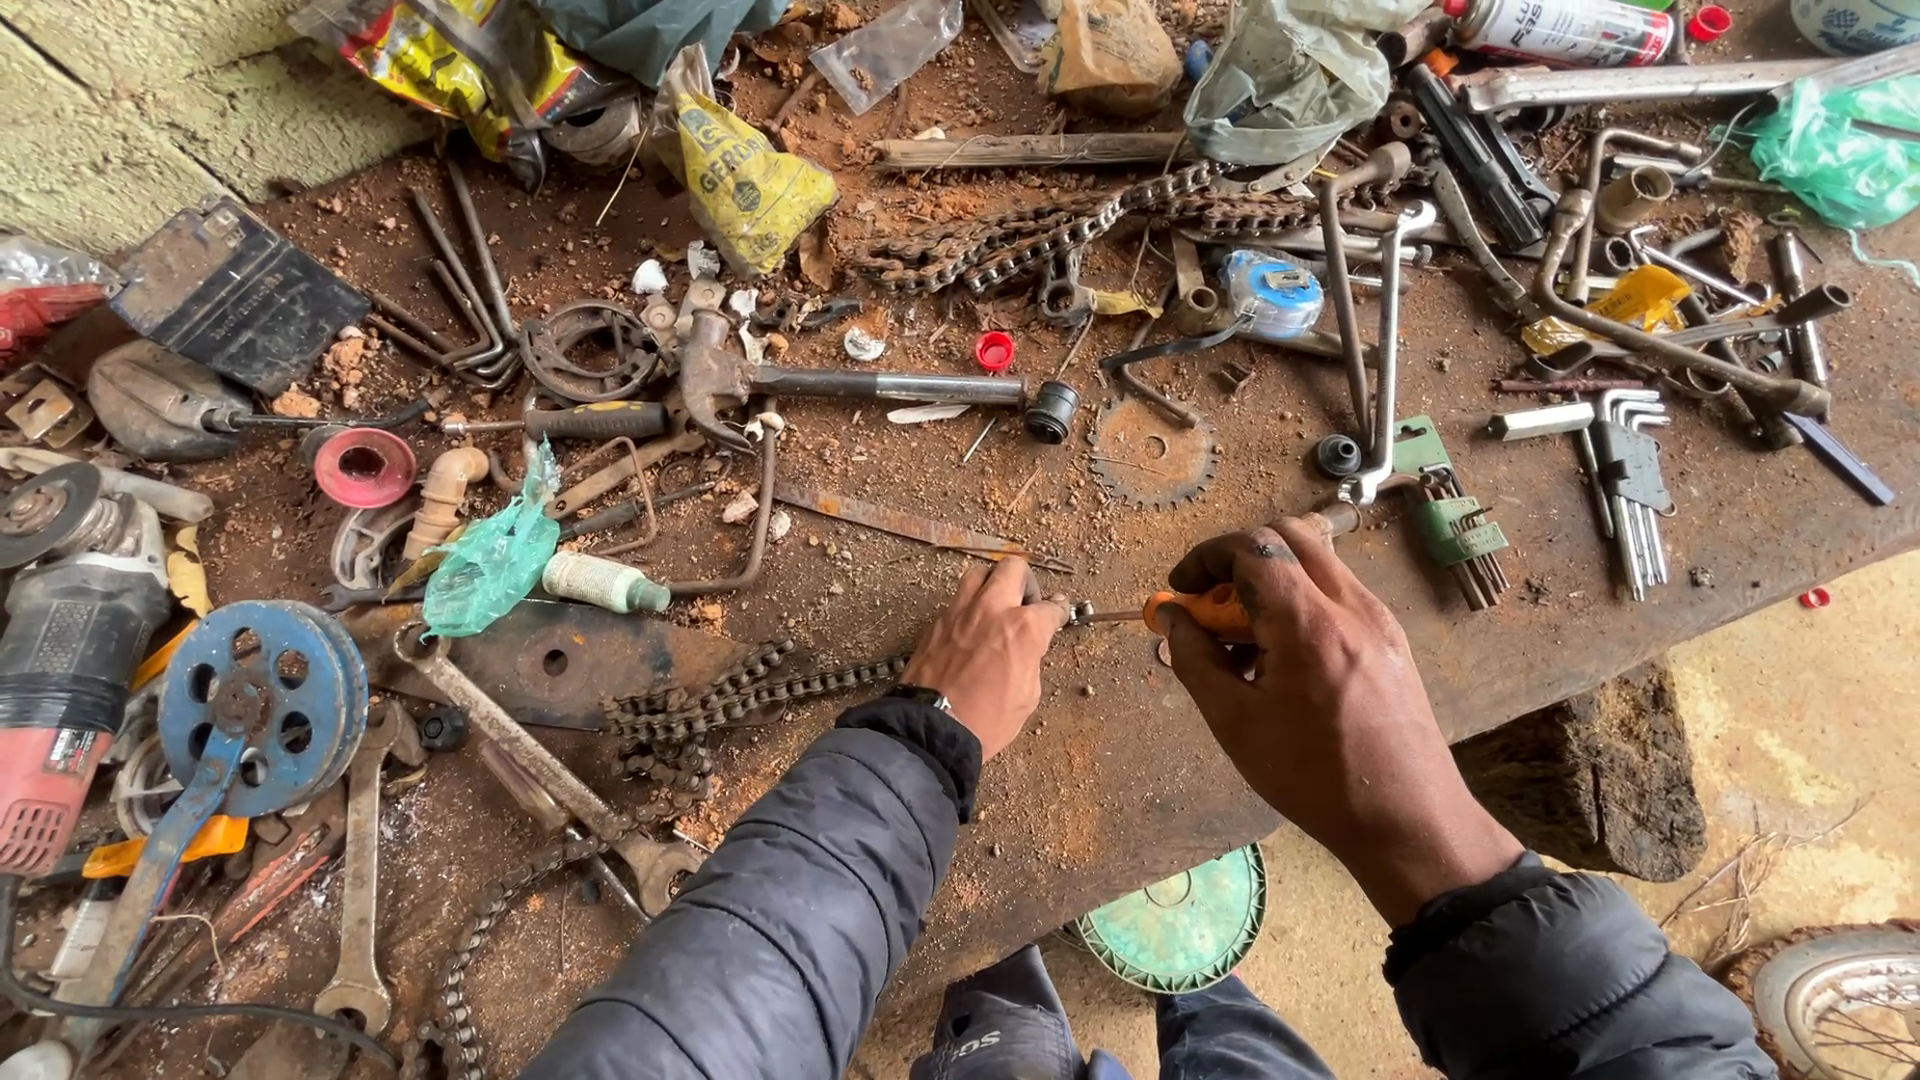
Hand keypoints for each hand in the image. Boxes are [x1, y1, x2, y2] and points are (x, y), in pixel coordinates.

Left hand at [901, 558, 1067, 760]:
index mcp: (1023, 628)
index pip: (1050, 606)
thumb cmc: (986, 719)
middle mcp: (992, 608)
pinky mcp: (937, 622)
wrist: (933, 728)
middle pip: (1013, 568)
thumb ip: (1031, 659)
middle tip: (1026, 603)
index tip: (1057, 612)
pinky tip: (972, 626)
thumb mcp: (1027, 695)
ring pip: (979, 574)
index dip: (1058, 611)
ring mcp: (960, 611)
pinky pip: (957, 599)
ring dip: (991, 584)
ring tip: (995, 606)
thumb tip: (1027, 647)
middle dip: (1025, 581)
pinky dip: (969, 605)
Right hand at [1163, 518, 1521, 926]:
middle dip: (1237, 557)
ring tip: (1241, 637)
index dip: (1205, 557)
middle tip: (1211, 602)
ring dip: (1267, 578)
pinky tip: (1279, 655)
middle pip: (1287, 534)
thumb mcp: (1234, 722)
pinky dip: (1296, 599)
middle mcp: (1350, 605)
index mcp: (1308, 625)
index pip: (1253, 548)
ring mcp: (1378, 618)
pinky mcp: (1390, 638)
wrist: (1410, 822)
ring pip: (1313, 559)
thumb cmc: (1311, 777)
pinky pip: (1334, 591)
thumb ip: (1194, 659)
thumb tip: (1171, 617)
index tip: (1181, 590)